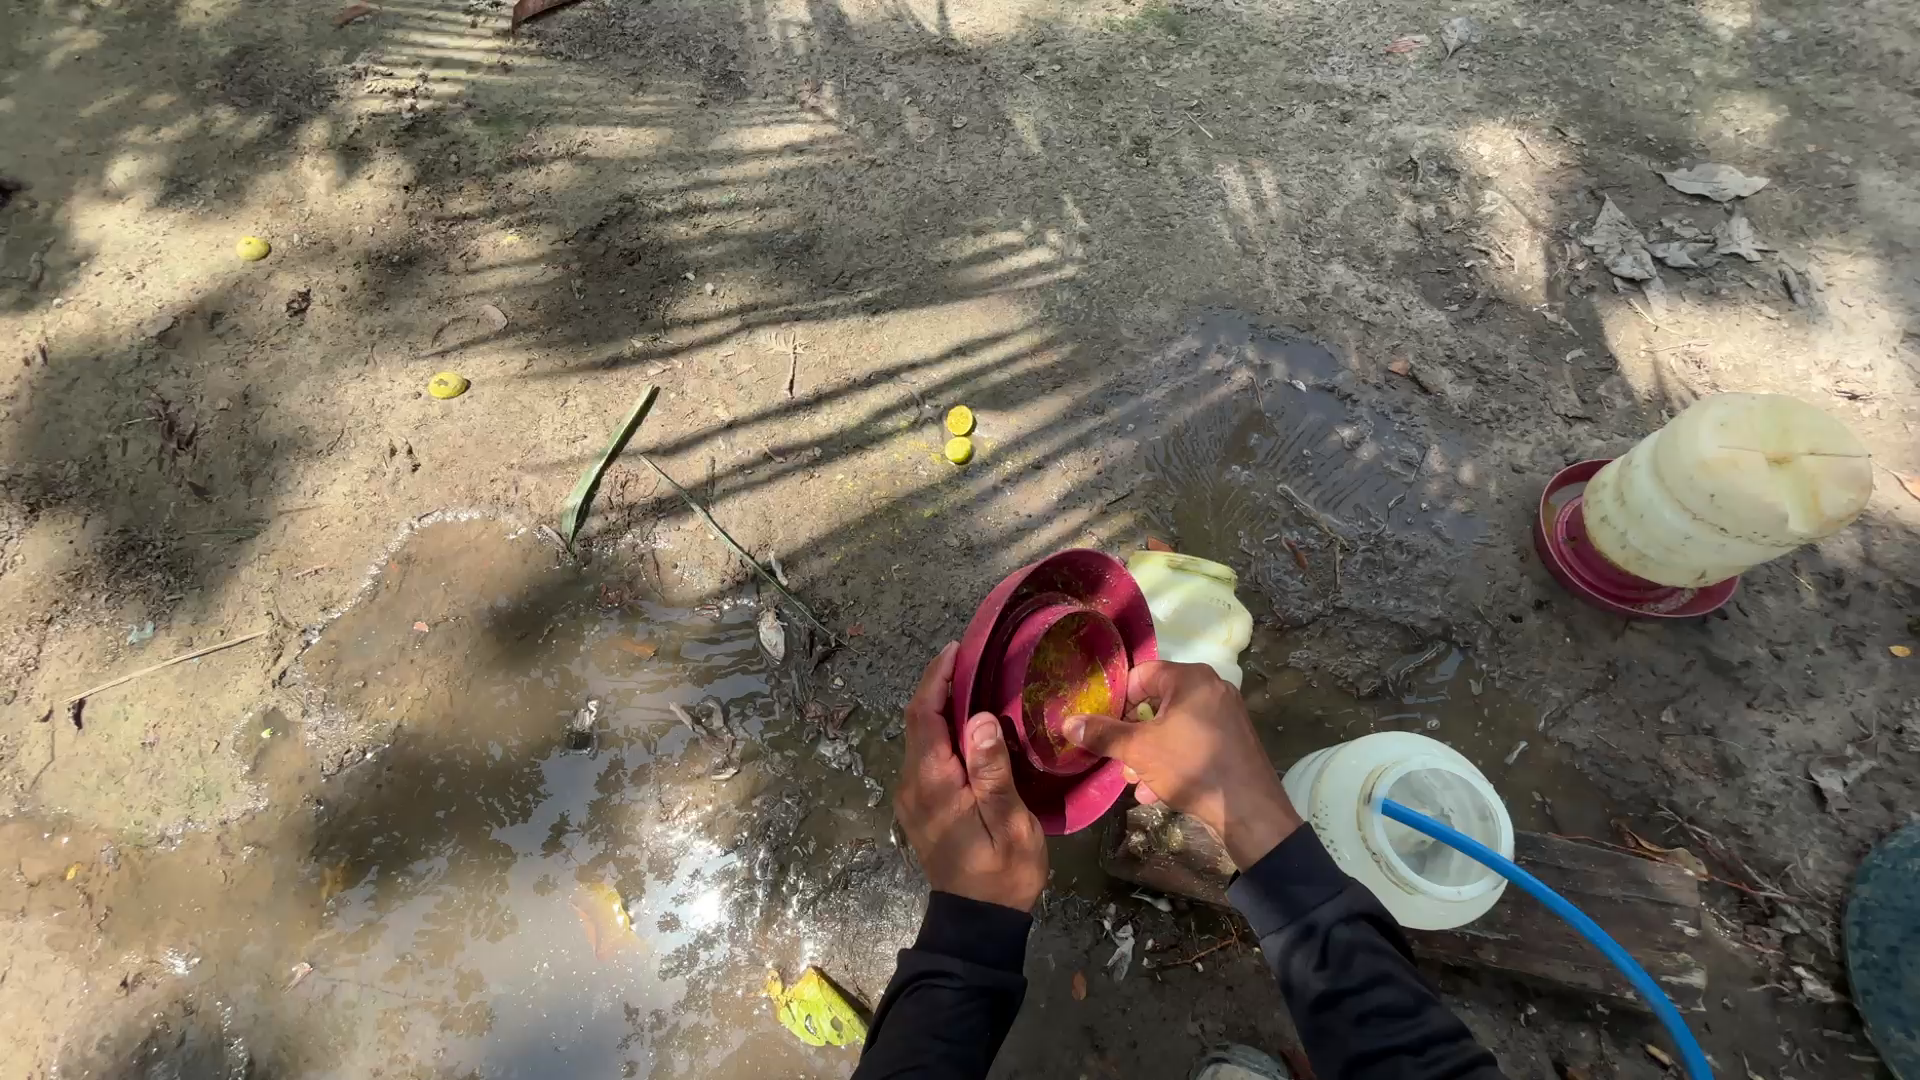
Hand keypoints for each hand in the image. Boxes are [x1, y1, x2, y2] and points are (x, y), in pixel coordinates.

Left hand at [893, 642, 1047, 911]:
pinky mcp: (919, 804)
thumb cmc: (1001, 873)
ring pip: (918, 736)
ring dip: (938, 706)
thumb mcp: (1008, 823)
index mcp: (933, 781)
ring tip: (972, 682)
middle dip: (937, 685)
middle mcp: (912, 782)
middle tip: (969, 660)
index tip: (955, 650)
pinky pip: (924, 753)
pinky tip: (965, 723)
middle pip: (916, 720)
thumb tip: (979, 719)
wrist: (976, 923)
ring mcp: (911, 795)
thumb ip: (992, 771)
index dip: (936, 679)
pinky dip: (939, 728)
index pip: (924, 715)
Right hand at [1063, 660, 1301, 869]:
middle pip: (1157, 701)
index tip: (1104, 725)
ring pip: (1174, 725)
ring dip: (1149, 750)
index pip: (1141, 675)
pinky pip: (1193, 740)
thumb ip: (1102, 734)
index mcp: (1191, 679)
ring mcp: (1226, 714)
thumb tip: (1068, 723)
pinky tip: (1156, 790)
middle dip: (1133, 731)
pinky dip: (1173, 758)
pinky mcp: (1234, 739)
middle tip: (1117, 754)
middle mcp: (1212, 688)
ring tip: (1133, 778)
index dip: (1117, 699)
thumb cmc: (1191, 767)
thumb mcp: (1139, 751)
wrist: (1250, 813)